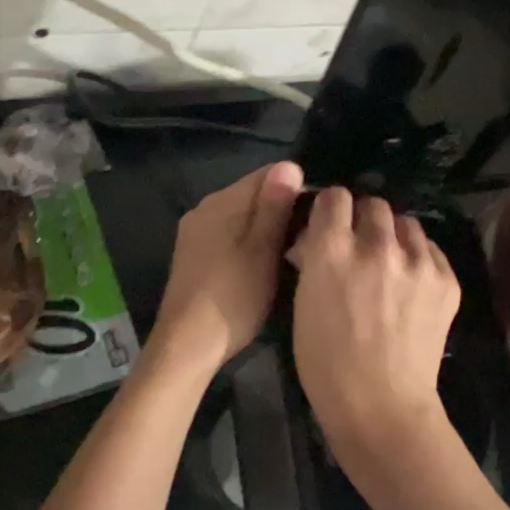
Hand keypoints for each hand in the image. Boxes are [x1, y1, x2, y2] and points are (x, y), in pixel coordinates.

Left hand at [149, 162, 304, 371]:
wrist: (187, 343)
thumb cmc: (234, 297)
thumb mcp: (263, 250)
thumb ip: (275, 207)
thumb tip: (291, 166)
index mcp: (222, 201)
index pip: (267, 174)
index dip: (299, 187)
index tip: (322, 212)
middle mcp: (204, 209)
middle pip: (252, 195)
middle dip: (282, 209)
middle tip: (312, 236)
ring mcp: (194, 234)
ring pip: (241, 217)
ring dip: (266, 228)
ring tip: (292, 251)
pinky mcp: (192, 257)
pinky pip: (228, 236)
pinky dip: (248, 244)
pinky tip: (263, 265)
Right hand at [290, 188, 460, 450]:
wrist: (381, 405)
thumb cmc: (326, 364)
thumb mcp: (302, 305)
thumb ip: (313, 262)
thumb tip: (317, 242)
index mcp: (332, 251)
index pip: (334, 197)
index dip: (330, 210)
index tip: (329, 225)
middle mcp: (377, 245)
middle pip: (374, 204)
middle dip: (363, 220)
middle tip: (359, 247)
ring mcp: (417, 262)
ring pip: (407, 223)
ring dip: (394, 237)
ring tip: (390, 264)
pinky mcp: (446, 280)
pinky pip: (431, 250)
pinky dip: (419, 259)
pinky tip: (410, 285)